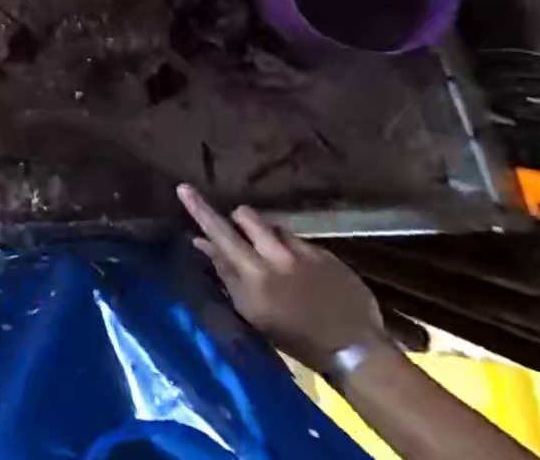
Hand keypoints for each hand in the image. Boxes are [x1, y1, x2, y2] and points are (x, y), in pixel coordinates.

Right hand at [179, 184, 387, 373]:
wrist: (356, 352)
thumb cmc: (292, 335)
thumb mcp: (249, 309)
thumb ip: (224, 272)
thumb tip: (200, 241)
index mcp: (255, 271)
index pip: (219, 231)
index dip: (199, 209)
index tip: (183, 187)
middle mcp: (279, 255)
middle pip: (247, 215)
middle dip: (238, 220)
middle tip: (242, 237)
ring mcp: (308, 253)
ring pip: (276, 226)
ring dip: (268, 236)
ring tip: (277, 259)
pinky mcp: (331, 257)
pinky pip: (302, 242)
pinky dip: (295, 251)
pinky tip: (304, 273)